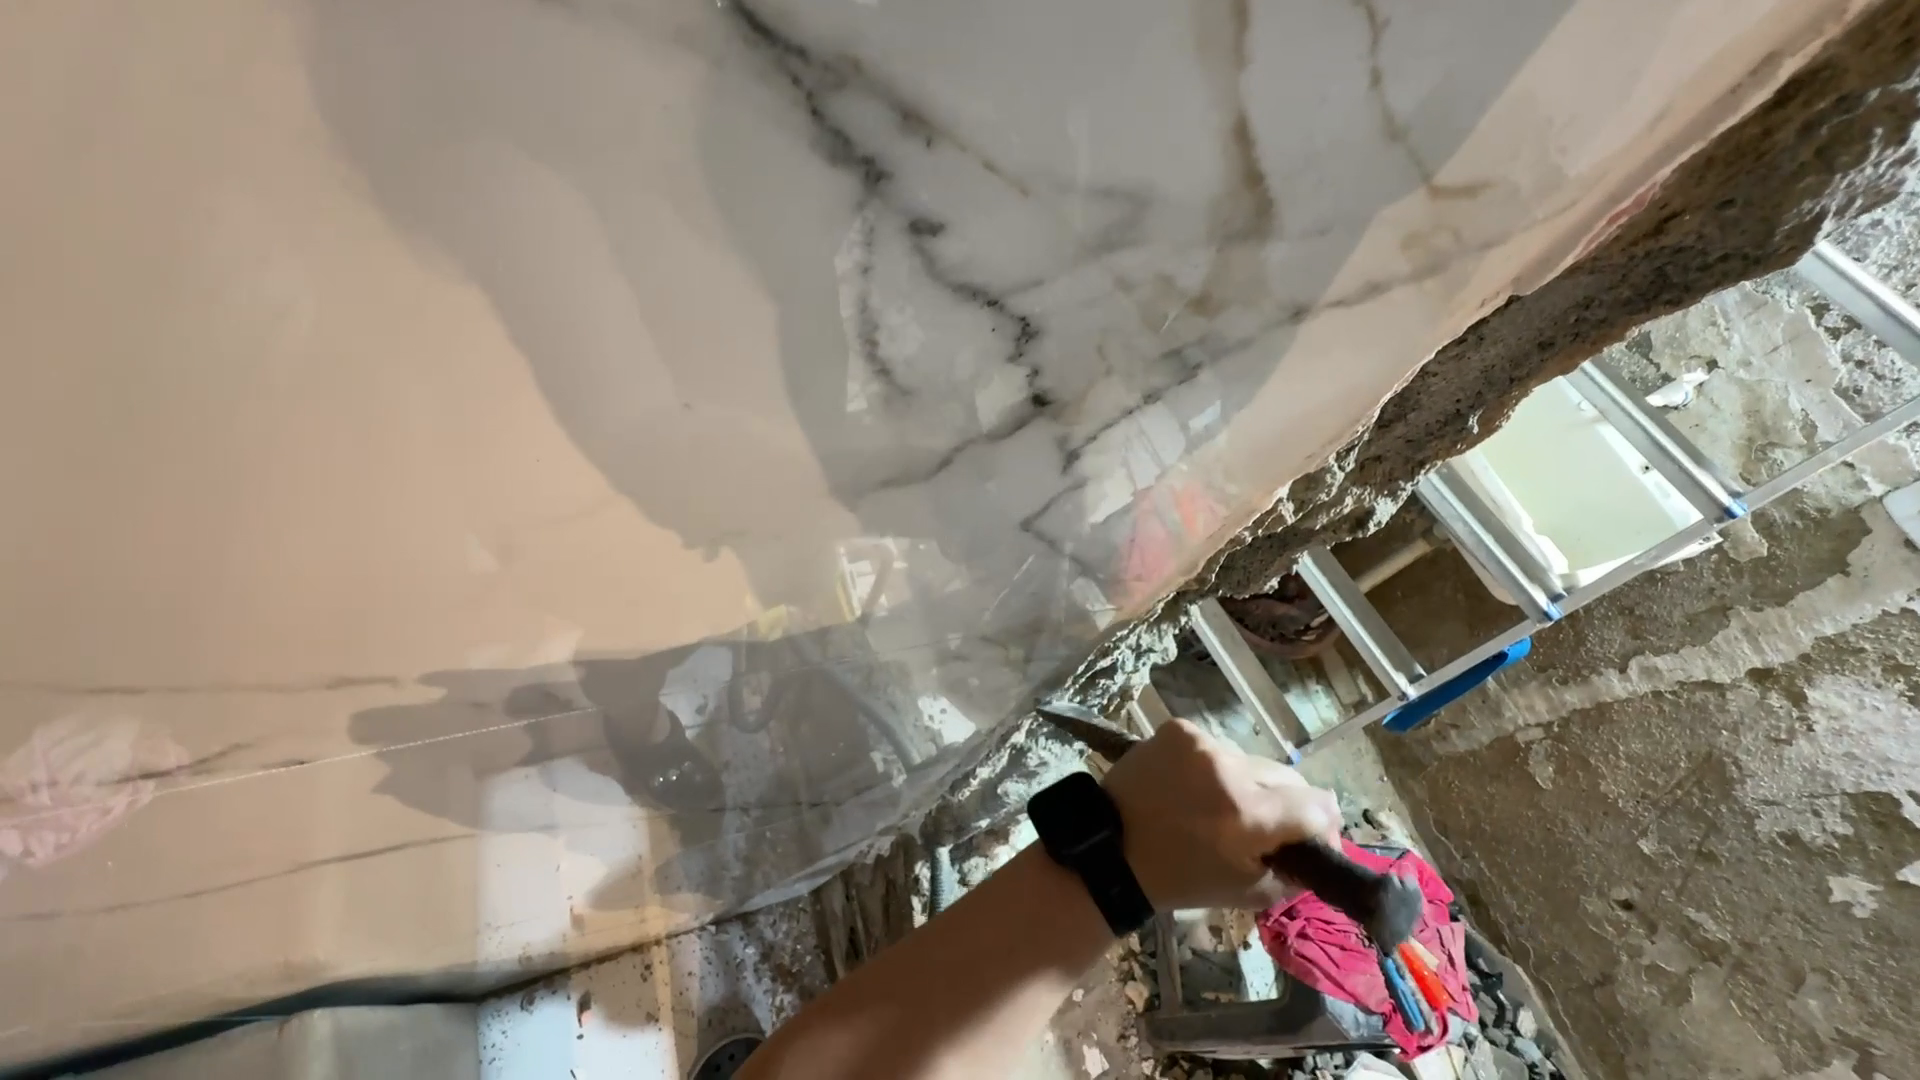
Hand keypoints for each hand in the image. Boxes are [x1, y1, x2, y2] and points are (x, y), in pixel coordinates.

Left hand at [1102, 718, 1340, 910]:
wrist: (1110, 847)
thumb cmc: (1179, 877)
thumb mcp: (1248, 892)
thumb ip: (1295, 870)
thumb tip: (1323, 845)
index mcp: (1250, 814)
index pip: (1319, 805)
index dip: (1324, 827)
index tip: (1312, 841)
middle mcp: (1231, 769)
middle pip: (1289, 778)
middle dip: (1287, 804)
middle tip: (1266, 826)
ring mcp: (1203, 744)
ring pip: (1252, 761)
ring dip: (1249, 783)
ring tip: (1220, 807)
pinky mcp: (1180, 729)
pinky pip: (1218, 747)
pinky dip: (1215, 768)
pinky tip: (1193, 787)